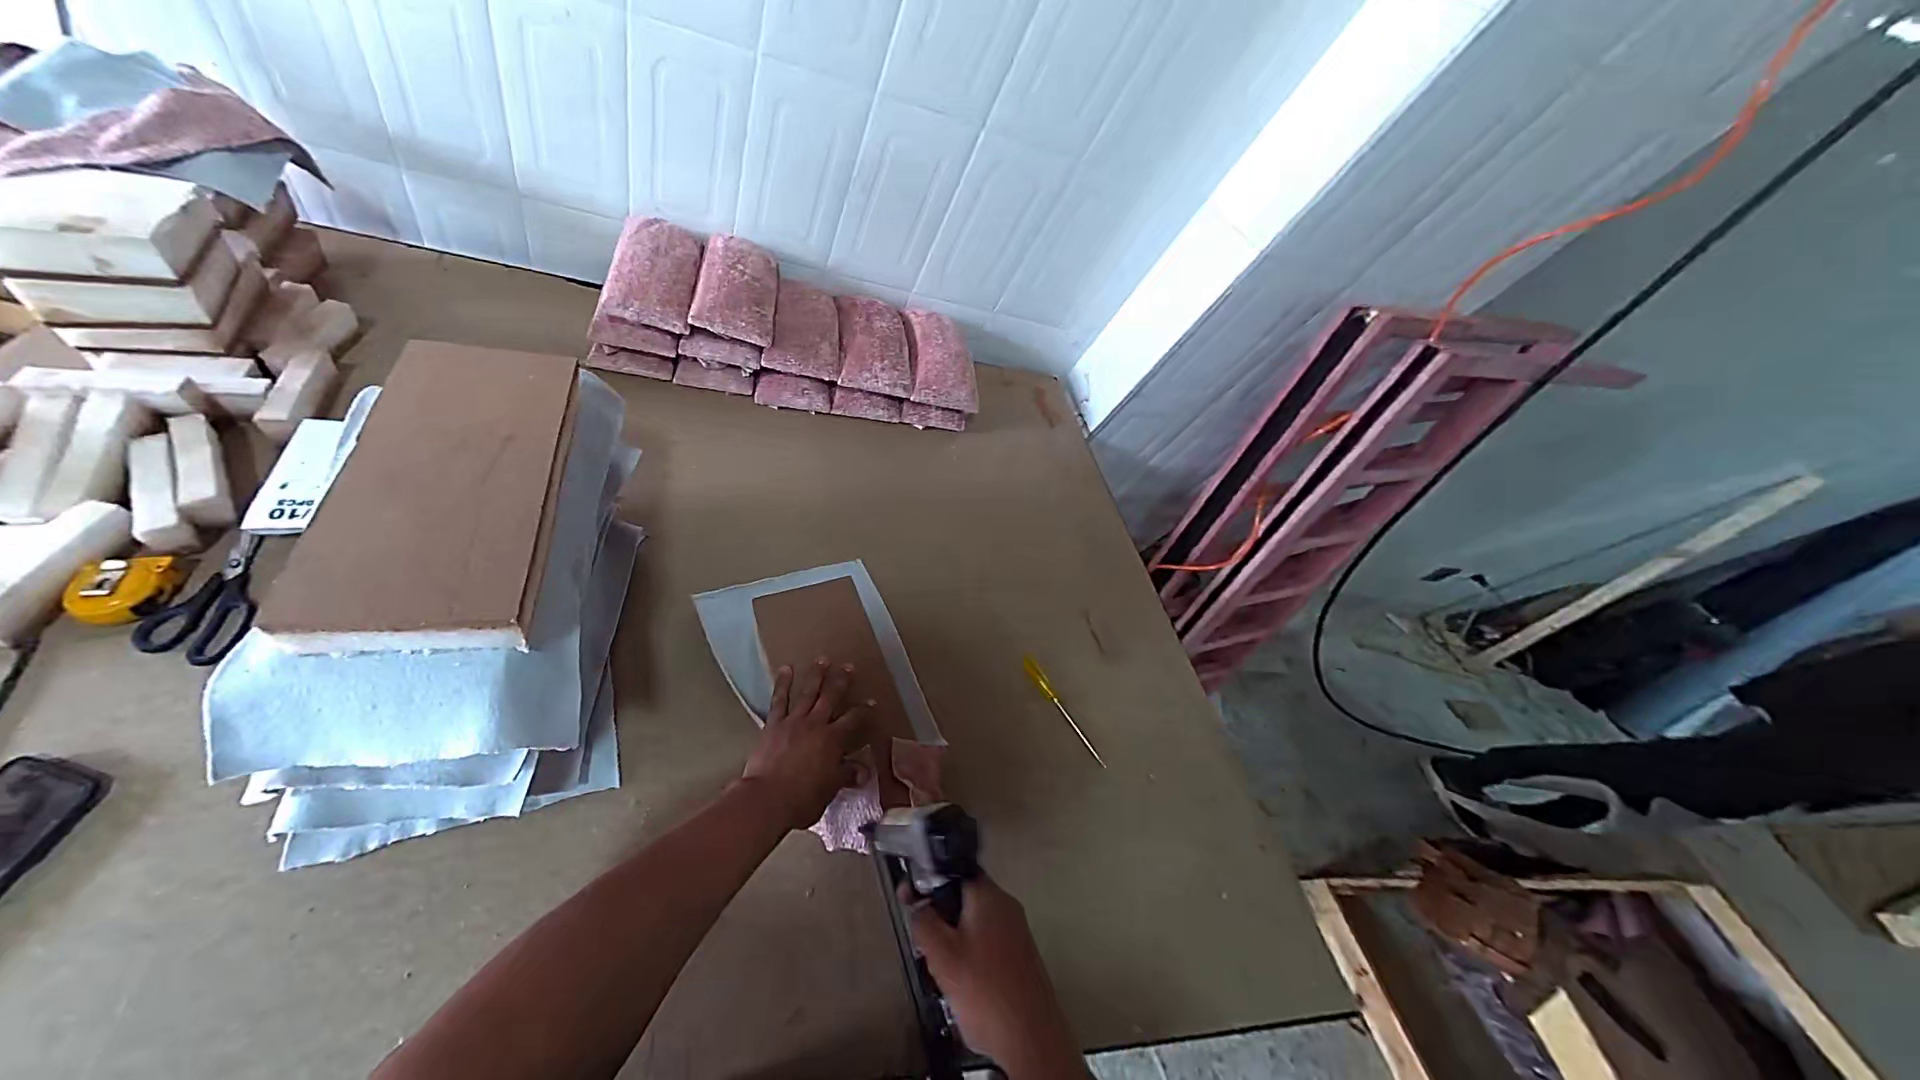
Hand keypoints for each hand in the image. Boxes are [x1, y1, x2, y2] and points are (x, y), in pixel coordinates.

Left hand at [740, 659, 870, 830]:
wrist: (766, 799)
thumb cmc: (802, 798)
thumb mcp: (830, 789)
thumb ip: (845, 776)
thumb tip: (863, 772)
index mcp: (833, 740)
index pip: (854, 720)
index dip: (864, 710)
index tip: (871, 702)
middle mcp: (816, 724)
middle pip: (831, 697)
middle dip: (841, 681)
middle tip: (847, 667)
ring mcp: (793, 721)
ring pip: (808, 692)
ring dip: (816, 675)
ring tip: (822, 659)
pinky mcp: (773, 724)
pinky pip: (779, 700)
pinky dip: (782, 683)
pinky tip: (785, 669)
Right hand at [906, 876, 1089, 1078]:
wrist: (1030, 1037)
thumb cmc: (986, 991)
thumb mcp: (941, 954)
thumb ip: (924, 921)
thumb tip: (919, 904)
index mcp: (988, 895)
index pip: (953, 871)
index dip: (928, 884)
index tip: (911, 900)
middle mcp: (1006, 906)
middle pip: (962, 899)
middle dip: (941, 920)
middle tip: (927, 946)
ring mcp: (1016, 932)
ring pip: (973, 924)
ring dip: (954, 942)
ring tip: (945, 972)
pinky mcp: (1019, 956)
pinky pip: (986, 945)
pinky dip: (970, 958)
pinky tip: (965, 986)